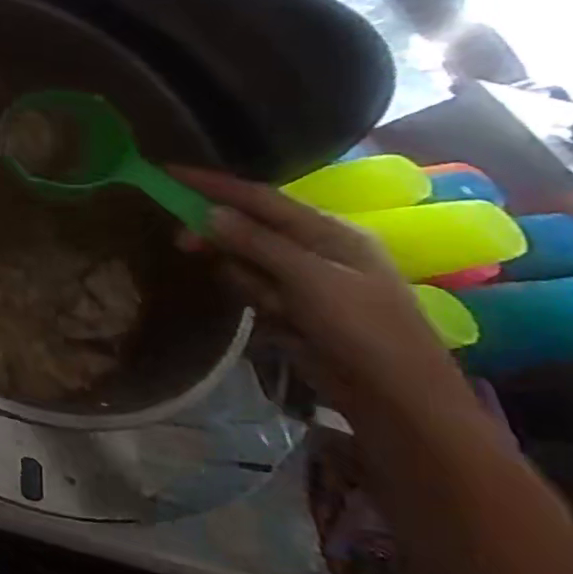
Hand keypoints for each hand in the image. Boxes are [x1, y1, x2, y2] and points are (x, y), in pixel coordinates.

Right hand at [172, 167, 468, 414]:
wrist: (401, 403)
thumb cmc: (364, 331)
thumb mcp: (311, 280)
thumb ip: (258, 243)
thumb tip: (211, 211)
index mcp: (328, 231)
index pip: (259, 196)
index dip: (214, 182)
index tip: (171, 170)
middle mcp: (314, 248)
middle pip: (249, 225)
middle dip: (219, 233)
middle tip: (183, 242)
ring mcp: (305, 280)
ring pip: (248, 259)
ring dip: (244, 275)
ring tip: (269, 305)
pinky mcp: (294, 308)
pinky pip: (256, 288)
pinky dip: (254, 297)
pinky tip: (273, 318)